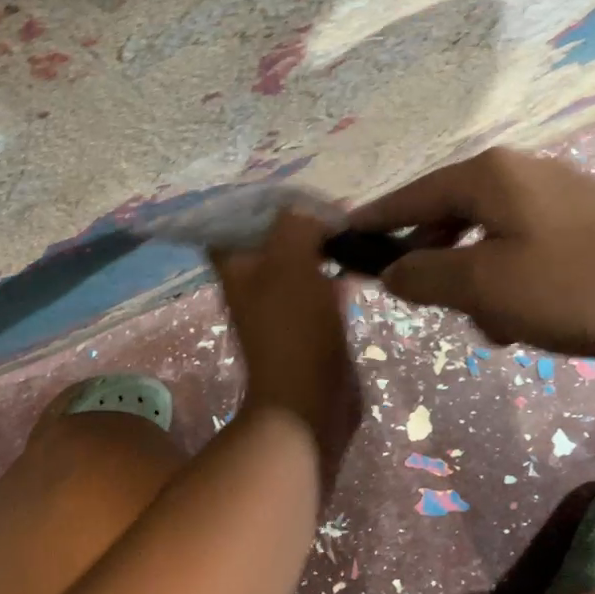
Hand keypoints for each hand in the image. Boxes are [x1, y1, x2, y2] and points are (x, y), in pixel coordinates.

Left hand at [210, 210, 361, 466]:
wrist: (309, 401)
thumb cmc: (293, 328)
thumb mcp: (290, 262)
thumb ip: (294, 226)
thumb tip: (307, 210)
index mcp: (234, 265)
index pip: (233, 219)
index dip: (259, 202)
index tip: (294, 192)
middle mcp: (250, 281)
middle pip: (270, 238)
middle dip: (298, 221)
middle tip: (333, 208)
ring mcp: (279, 304)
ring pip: (298, 261)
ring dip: (320, 245)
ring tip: (351, 228)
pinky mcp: (307, 324)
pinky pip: (320, 287)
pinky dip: (336, 272)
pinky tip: (362, 263)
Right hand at [349, 148, 594, 370]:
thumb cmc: (577, 289)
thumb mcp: (482, 288)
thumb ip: (422, 275)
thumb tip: (391, 271)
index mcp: (490, 174)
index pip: (409, 195)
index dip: (374, 222)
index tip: (343, 242)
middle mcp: (525, 172)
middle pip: (450, 214)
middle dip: (433, 259)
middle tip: (426, 300)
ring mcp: (567, 195)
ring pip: (491, 236)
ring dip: (478, 279)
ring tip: (497, 325)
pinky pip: (530, 248)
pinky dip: (516, 280)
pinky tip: (536, 320)